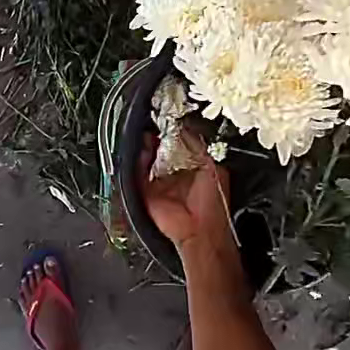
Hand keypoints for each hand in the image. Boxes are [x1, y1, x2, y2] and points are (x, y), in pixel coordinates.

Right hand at [138, 130, 233, 255]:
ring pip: (145, 159)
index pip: (175, 144)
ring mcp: (157, 183)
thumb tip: (186, 127)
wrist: (200, 229)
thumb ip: (197, 146)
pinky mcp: (145, 192)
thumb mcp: (210, 165)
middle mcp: (171, 173)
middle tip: (154, 124)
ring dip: (145, 147)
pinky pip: (137, 173)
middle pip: (157, 149)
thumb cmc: (213, 202)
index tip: (167, 119)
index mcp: (188, 165)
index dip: (171, 131)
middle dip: (155, 137)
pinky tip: (141, 151)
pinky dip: (137, 162)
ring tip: (146, 136)